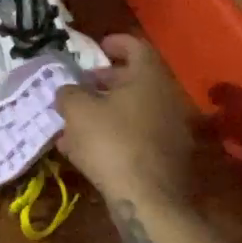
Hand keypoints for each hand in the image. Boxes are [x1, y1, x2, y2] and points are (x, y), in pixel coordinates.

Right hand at [55, 34, 197, 203]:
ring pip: (135, 110)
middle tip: (81, 86)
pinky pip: (139, 135)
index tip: (98, 47)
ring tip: (77, 121)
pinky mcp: (169, 157)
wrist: (147, 199)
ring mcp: (172, 129)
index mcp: (149, 77)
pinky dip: (117, 134)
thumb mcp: (76, 111)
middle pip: (136, 80)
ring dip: (107, 110)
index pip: (136, 46)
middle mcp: (167, 98)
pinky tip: (89, 150)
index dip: (115, 43)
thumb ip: (69, 93)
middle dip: (106, 80)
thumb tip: (68, 91)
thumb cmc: (111, 142)